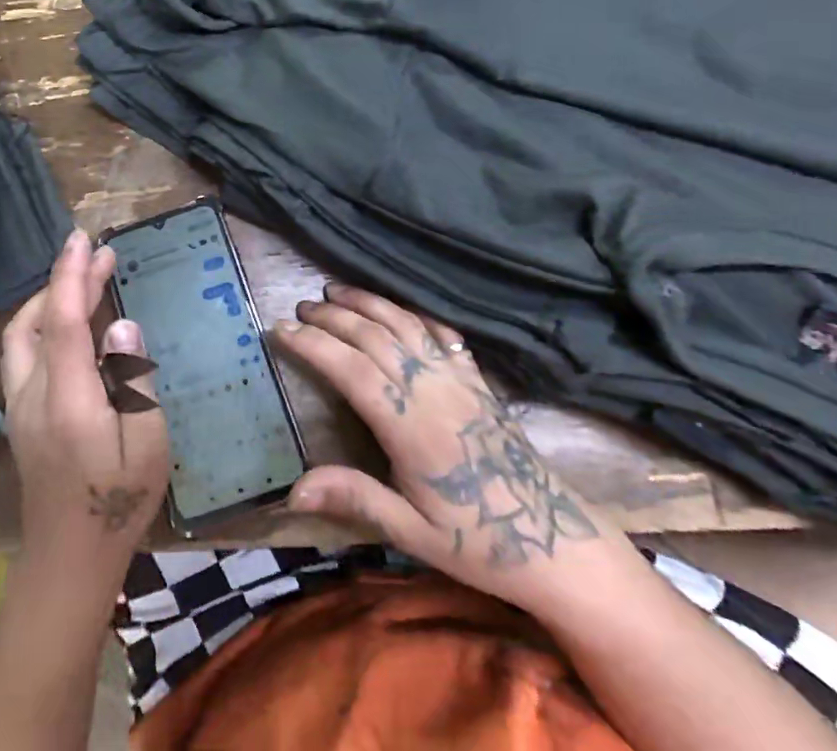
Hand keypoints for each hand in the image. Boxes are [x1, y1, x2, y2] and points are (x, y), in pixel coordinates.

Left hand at [0, 229, 169, 575]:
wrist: (69, 556)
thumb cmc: (119, 503)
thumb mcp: (149, 447)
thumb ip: (136, 382)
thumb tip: (122, 325)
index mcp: (68, 401)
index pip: (64, 321)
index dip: (73, 276)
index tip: (86, 240)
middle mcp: (32, 394)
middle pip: (37, 320)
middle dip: (64, 280)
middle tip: (99, 255)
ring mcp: (18, 404)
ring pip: (20, 335)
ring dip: (48, 299)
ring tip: (84, 281)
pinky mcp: (17, 414)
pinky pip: (22, 352)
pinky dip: (42, 323)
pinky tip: (67, 323)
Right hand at [272, 284, 628, 608]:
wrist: (557, 545)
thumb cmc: (477, 542)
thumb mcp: (411, 533)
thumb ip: (355, 499)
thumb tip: (293, 490)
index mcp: (412, 428)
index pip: (353, 371)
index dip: (314, 345)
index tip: (280, 329)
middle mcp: (435, 393)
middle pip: (376, 338)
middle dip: (332, 317)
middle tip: (298, 308)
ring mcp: (460, 382)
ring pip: (407, 327)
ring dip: (368, 304)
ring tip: (335, 291)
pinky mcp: (478, 383)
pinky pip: (441, 336)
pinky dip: (413, 315)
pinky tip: (396, 310)